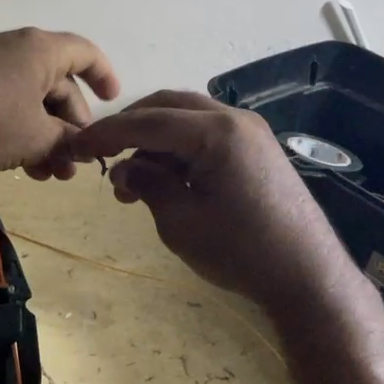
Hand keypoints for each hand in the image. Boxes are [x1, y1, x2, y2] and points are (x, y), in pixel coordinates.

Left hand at [0, 29, 120, 177]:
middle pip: (57, 84)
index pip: (85, 53)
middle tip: (75, 163)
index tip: (113, 102)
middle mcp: (14, 50)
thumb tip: (83, 148)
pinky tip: (23, 166)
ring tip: (51, 174)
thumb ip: (68, 141)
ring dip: (46, 137)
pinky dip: (20, 132)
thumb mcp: (38, 137)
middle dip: (71, 126)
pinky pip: (4, 106)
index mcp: (40, 50)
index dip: (104, 76)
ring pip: (30, 101)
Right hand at [70, 90, 356, 311]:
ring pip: (187, 120)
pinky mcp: (257, 151)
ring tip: (132, 185)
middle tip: (102, 157)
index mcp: (216, 132)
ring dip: (154, 143)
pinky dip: (179, 151)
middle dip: (130, 128)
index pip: (147, 122)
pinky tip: (165, 182)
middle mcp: (235, 119)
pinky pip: (207, 136)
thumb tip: (123, 169)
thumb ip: (147, 185)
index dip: (106, 134)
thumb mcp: (181, 221)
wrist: (307, 276)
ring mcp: (250, 133)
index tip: (76, 147)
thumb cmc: (240, 251)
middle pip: (167, 107)